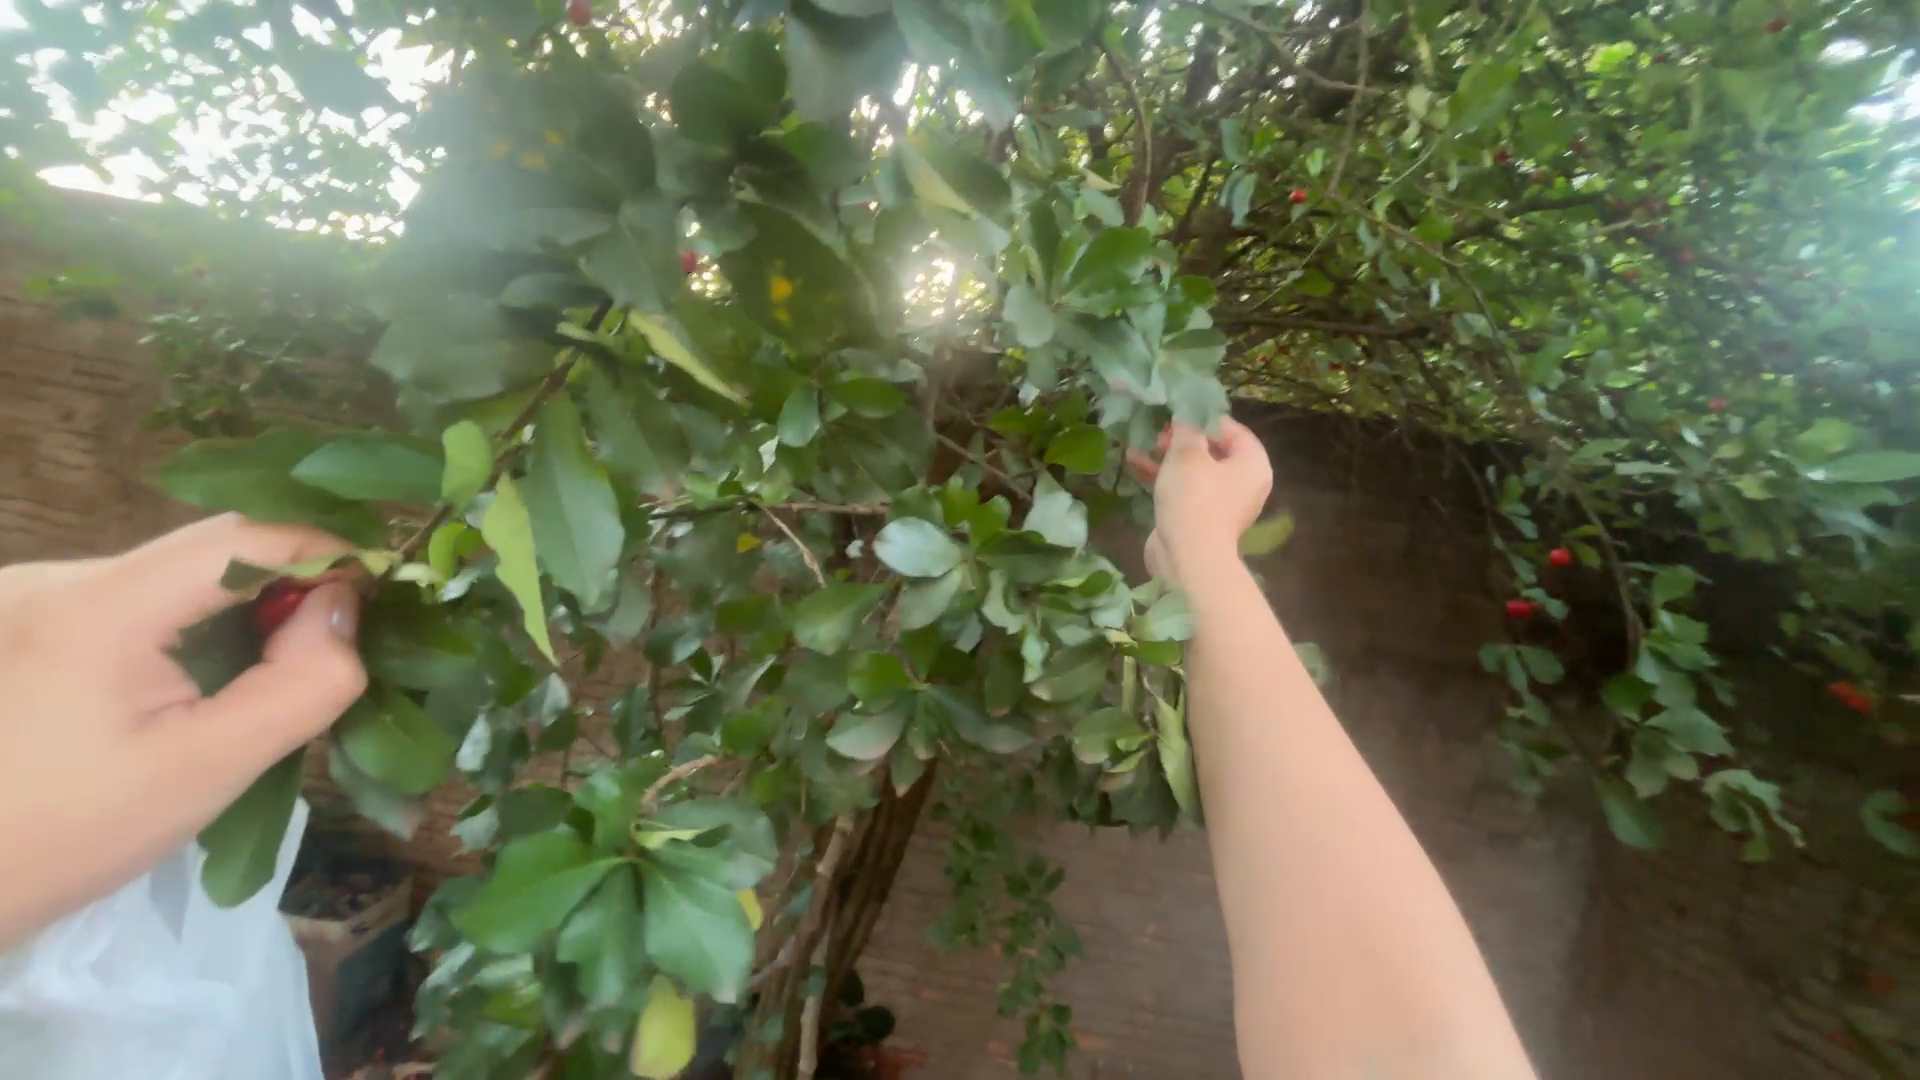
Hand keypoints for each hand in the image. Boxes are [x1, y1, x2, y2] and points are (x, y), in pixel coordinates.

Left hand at [0, 514, 366, 945]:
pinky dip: (206, 622)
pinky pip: (153, 595)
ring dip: (250, 607)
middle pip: (215, 552)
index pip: (243, 539)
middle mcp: (53, 578)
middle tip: (332, 646)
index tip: (381, 594)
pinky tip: (205, 676)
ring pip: (188, 572)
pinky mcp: (32, 617)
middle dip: (292, 588)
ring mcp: (34, 594)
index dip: (328, 552)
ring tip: (269, 671)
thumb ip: (301, 684)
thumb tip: (346, 608)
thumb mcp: (209, 768)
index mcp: (92, 608)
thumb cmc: (63, 836)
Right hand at [1126, 417, 1273, 588]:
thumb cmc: (1195, 498)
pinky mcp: (1200, 519)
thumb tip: (1186, 418)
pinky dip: (1165, 478)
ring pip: (1195, 472)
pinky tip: (1136, 465)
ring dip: (1168, 458)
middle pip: (1213, 451)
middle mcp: (1244, 484)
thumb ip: (1187, 431)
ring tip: (1142, 446)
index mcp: (1252, 464)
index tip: (1177, 414)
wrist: (1189, 556)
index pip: (1232, 430)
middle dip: (1182, 440)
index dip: (1203, 419)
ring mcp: (1222, 504)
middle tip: (1158, 433)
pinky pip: (1184, 491)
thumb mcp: (1187, 455)